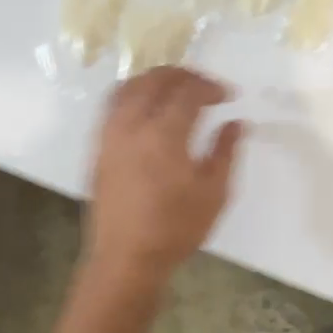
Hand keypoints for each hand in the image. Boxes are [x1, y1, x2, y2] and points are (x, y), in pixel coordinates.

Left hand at [86, 67, 244, 287]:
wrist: (127, 258)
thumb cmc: (177, 228)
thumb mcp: (214, 192)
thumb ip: (226, 151)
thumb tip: (235, 122)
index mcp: (164, 134)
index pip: (188, 91)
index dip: (212, 87)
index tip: (230, 96)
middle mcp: (132, 125)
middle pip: (155, 79)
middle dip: (184, 75)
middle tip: (206, 86)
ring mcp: (109, 134)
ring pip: (129, 87)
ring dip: (156, 80)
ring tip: (177, 90)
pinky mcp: (97, 147)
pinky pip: (113, 104)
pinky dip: (134, 94)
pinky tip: (149, 110)